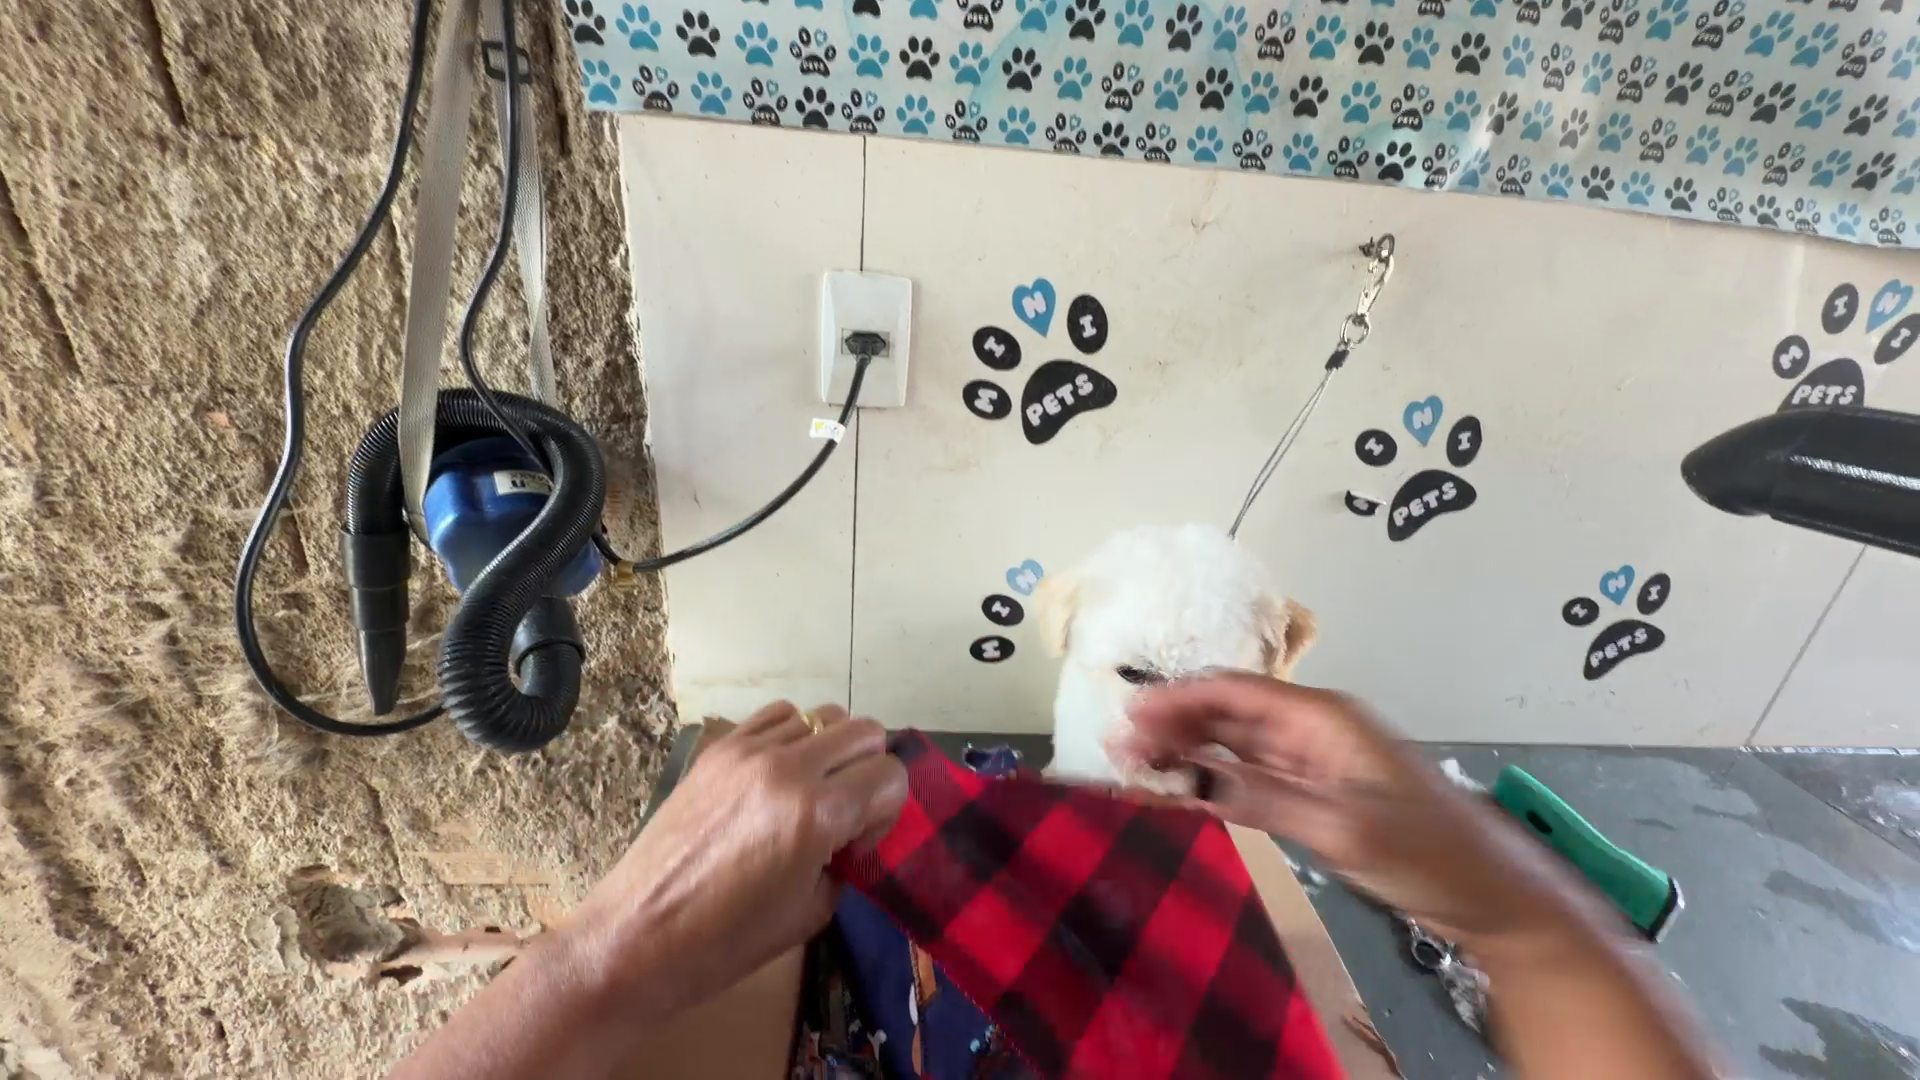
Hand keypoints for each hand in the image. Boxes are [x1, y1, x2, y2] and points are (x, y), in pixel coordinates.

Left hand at [560, 702, 906, 1020]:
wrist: (637, 935)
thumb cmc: (729, 941)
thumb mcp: (815, 909)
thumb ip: (849, 854)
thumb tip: (856, 824)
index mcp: (817, 814)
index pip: (890, 774)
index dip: (887, 808)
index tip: (858, 840)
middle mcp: (789, 768)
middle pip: (865, 731)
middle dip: (868, 769)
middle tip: (844, 809)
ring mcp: (750, 751)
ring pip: (824, 715)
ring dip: (831, 749)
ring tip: (808, 789)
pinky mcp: (721, 747)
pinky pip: (780, 715)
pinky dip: (794, 736)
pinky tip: (778, 773)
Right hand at [1120, 673, 1603, 951]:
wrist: (1489, 896)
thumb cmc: (1424, 853)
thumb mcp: (1340, 828)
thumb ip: (1261, 797)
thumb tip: (1189, 778)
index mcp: (1318, 717)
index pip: (1233, 693)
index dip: (1177, 699)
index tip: (1129, 714)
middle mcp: (1307, 726)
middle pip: (1225, 712)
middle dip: (1172, 723)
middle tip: (1120, 745)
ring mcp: (1306, 756)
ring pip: (1230, 740)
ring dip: (1185, 747)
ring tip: (1135, 761)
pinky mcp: (1307, 786)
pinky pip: (1246, 771)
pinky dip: (1209, 775)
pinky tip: (1178, 783)